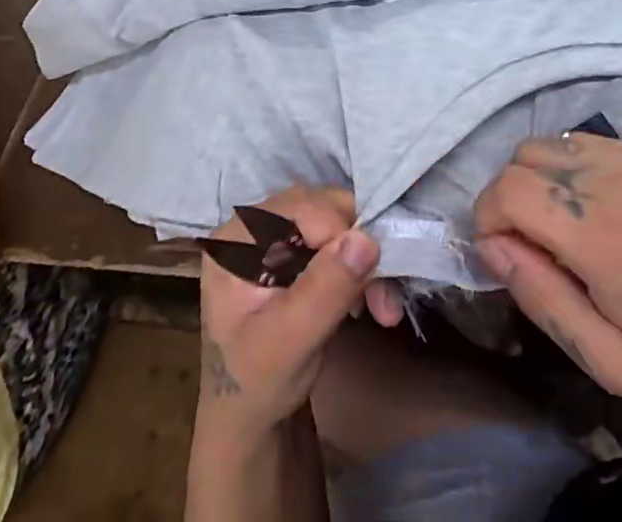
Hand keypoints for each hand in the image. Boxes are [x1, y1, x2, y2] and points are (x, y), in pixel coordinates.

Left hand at [196, 186, 399, 434]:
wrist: (248, 414)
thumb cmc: (257, 380)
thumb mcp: (290, 341)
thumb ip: (324, 289)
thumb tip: (365, 238)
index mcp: (236, 240)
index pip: (296, 207)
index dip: (337, 230)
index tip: (369, 270)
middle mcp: (253, 228)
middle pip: (318, 209)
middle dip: (358, 245)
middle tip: (385, 291)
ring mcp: (275, 239)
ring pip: (335, 223)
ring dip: (366, 260)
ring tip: (385, 308)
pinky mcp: (297, 253)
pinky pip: (339, 241)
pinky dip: (360, 268)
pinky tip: (370, 302)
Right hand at [474, 133, 621, 408]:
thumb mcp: (613, 365)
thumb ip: (543, 302)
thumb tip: (490, 247)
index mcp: (611, 242)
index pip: (511, 192)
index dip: (488, 219)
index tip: (503, 254)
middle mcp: (619, 184)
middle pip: (518, 162)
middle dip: (504, 203)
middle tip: (529, 247)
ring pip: (537, 147)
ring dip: (527, 184)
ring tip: (554, 227)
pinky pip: (565, 143)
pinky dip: (554, 171)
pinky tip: (577, 207)